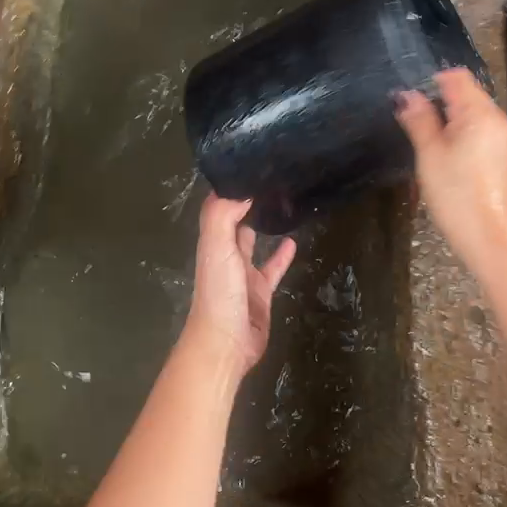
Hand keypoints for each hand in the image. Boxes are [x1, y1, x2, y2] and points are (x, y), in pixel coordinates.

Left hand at [184, 195, 296, 374]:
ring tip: (283, 203)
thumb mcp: (216, 246)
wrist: (226, 341)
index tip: (252, 164)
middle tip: (271, 180)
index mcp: (212, 241)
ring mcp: (243, 273)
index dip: (232, 186)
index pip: (219, 205)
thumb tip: (243, 188)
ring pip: (253, 241)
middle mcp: (225, 253)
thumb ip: (224, 215)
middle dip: (247, 202)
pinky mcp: (261, 291)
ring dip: (263, 224)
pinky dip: (282, 255)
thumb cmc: (220, 291)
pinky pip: (273, 268)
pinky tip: (294, 241)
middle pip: (235, 220)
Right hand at [394, 68, 506, 258]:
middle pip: (466, 93)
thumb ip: (419, 119)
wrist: (488, 238)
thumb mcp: (429, 154)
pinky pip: (480, 129)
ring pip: (472, 112)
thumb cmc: (455, 195)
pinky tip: (446, 155)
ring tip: (428, 143)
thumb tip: (407, 95)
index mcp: (481, 113)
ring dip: (449, 119)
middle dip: (439, 102)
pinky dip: (461, 133)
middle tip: (414, 125)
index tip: (410, 102)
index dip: (431, 82)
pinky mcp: (503, 154)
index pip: (456, 76)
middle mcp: (498, 118)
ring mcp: (504, 137)